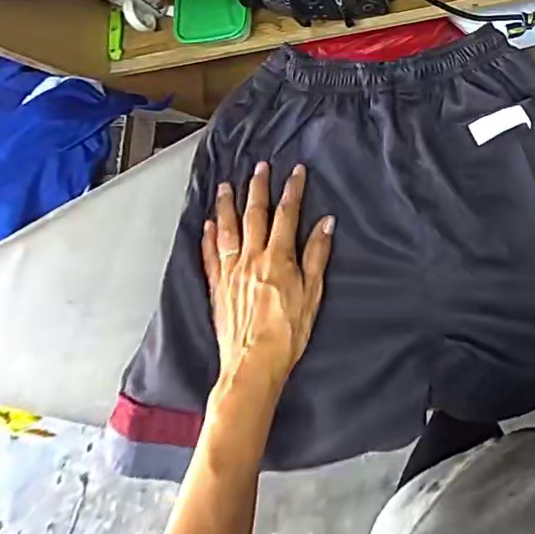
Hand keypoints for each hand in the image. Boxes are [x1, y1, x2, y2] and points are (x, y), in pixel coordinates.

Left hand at [201, 161, 334, 398]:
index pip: (286, 215)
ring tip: (226, 187)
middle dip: (258, 189)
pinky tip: (209, 225)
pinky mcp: (218, 289)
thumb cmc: (289, 331)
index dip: (292, 190)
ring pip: (227, 231)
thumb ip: (317, 254)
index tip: (296, 171)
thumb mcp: (313, 291)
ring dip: (227, 206)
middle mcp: (250, 261)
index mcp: (277, 259)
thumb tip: (325, 223)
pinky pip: (210, 257)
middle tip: (259, 168)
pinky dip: (209, 238)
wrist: (253, 366)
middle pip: (254, 216)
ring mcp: (230, 274)